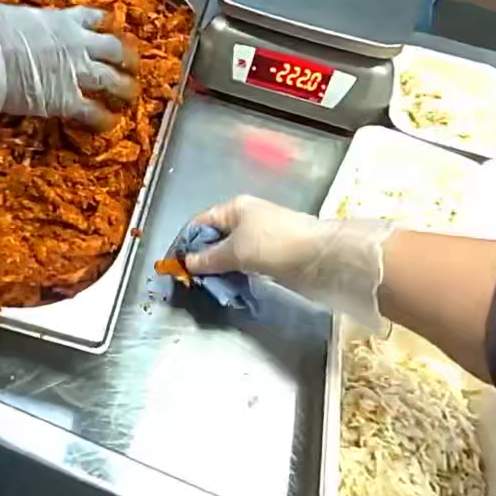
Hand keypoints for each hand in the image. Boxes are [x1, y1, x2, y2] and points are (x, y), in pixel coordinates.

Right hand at [0, 3, 136, 127]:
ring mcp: (76, 72)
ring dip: (125, 90)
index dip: (104, 24)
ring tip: (130, 97)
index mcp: (60, 20)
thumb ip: (17, 23)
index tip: (110, 27)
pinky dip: (103, 120)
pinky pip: (94, 112)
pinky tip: (108, 125)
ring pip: (114, 81)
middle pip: (115, 49)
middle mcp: (76, 44)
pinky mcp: (67, 99)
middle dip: (127, 58)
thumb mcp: (3, 15)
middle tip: (133, 66)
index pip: (93, 17)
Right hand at [182, 196, 388, 330]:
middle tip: (192, 282)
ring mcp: (260, 237)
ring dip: (220, 269)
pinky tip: (230, 287)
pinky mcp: (271, 255)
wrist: (319, 256)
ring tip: (210, 288)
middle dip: (203, 258)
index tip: (176, 265)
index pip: (201, 222)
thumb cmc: (273, 244)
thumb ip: (209, 257)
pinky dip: (236, 273)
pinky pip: (245, 263)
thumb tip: (187, 261)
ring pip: (230, 253)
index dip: (187, 242)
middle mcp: (246, 218)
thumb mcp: (236, 250)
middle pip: (215, 237)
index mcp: (235, 208)